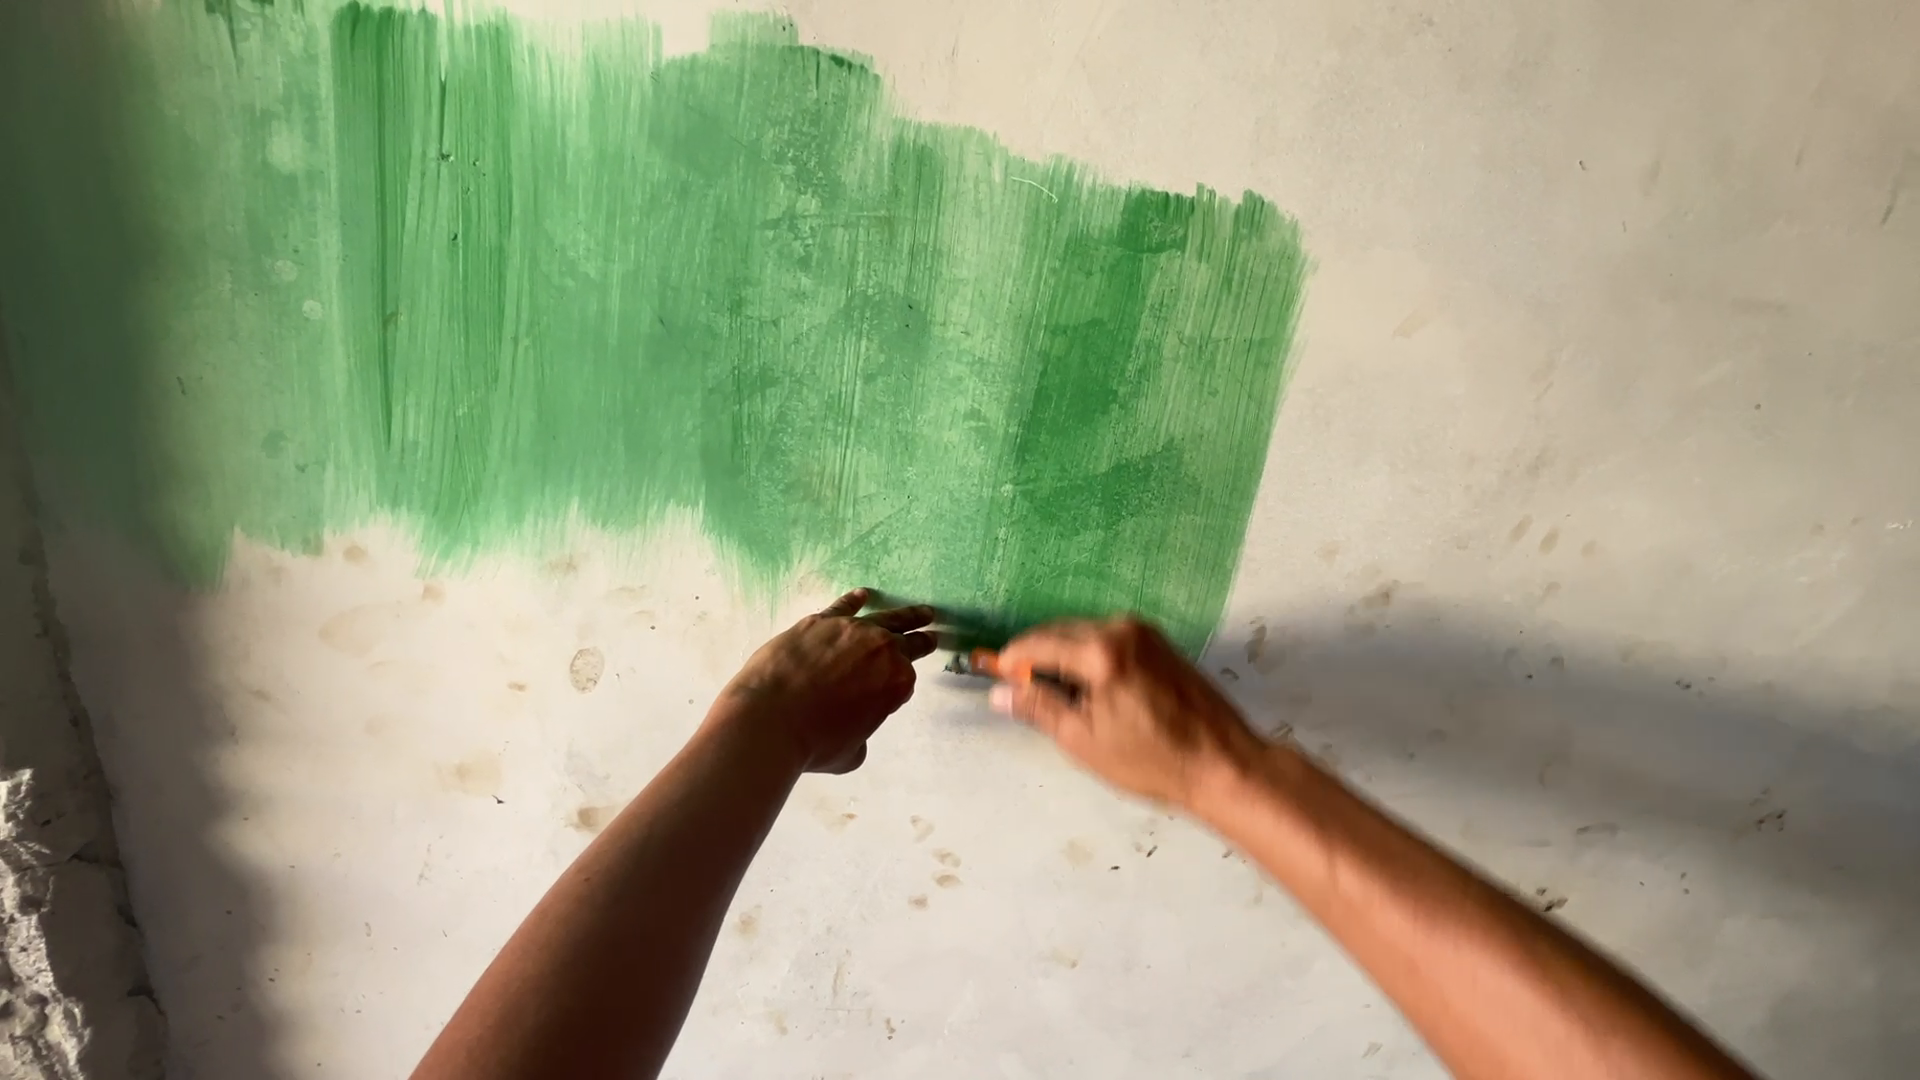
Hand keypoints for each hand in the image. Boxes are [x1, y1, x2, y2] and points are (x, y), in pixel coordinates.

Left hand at [711, 588, 935, 773]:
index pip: (905, 679)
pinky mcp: (821, 621)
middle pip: (908, 642)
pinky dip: (854, 600)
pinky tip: (862, 595)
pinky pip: (844, 606)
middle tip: (932, 635)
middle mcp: (882, 650)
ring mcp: (852, 631)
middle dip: (922, 639)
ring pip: (886, 618)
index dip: (899, 686)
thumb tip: (852, 725)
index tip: (896, 690)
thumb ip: (861, 732)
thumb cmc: (813, 744)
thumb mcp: (851, 751)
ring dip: (905, 615)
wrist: (770, 720)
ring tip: (921, 612)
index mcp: (897, 682)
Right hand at [987, 617, 1258, 806]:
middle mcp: (1120, 628)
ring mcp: (1144, 631)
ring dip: (1063, 654)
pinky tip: (1090, 685)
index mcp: (1099, 651)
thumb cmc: (1151, 759)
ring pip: (1083, 632)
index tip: (997, 678)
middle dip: (1036, 656)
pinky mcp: (1159, 640)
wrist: (1224, 763)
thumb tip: (999, 692)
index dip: (1012, 661)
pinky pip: (1108, 637)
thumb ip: (1038, 708)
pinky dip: (1089, 654)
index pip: (1037, 643)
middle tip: (1023, 690)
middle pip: (1059, 631)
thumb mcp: (1084, 740)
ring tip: (1057, 693)